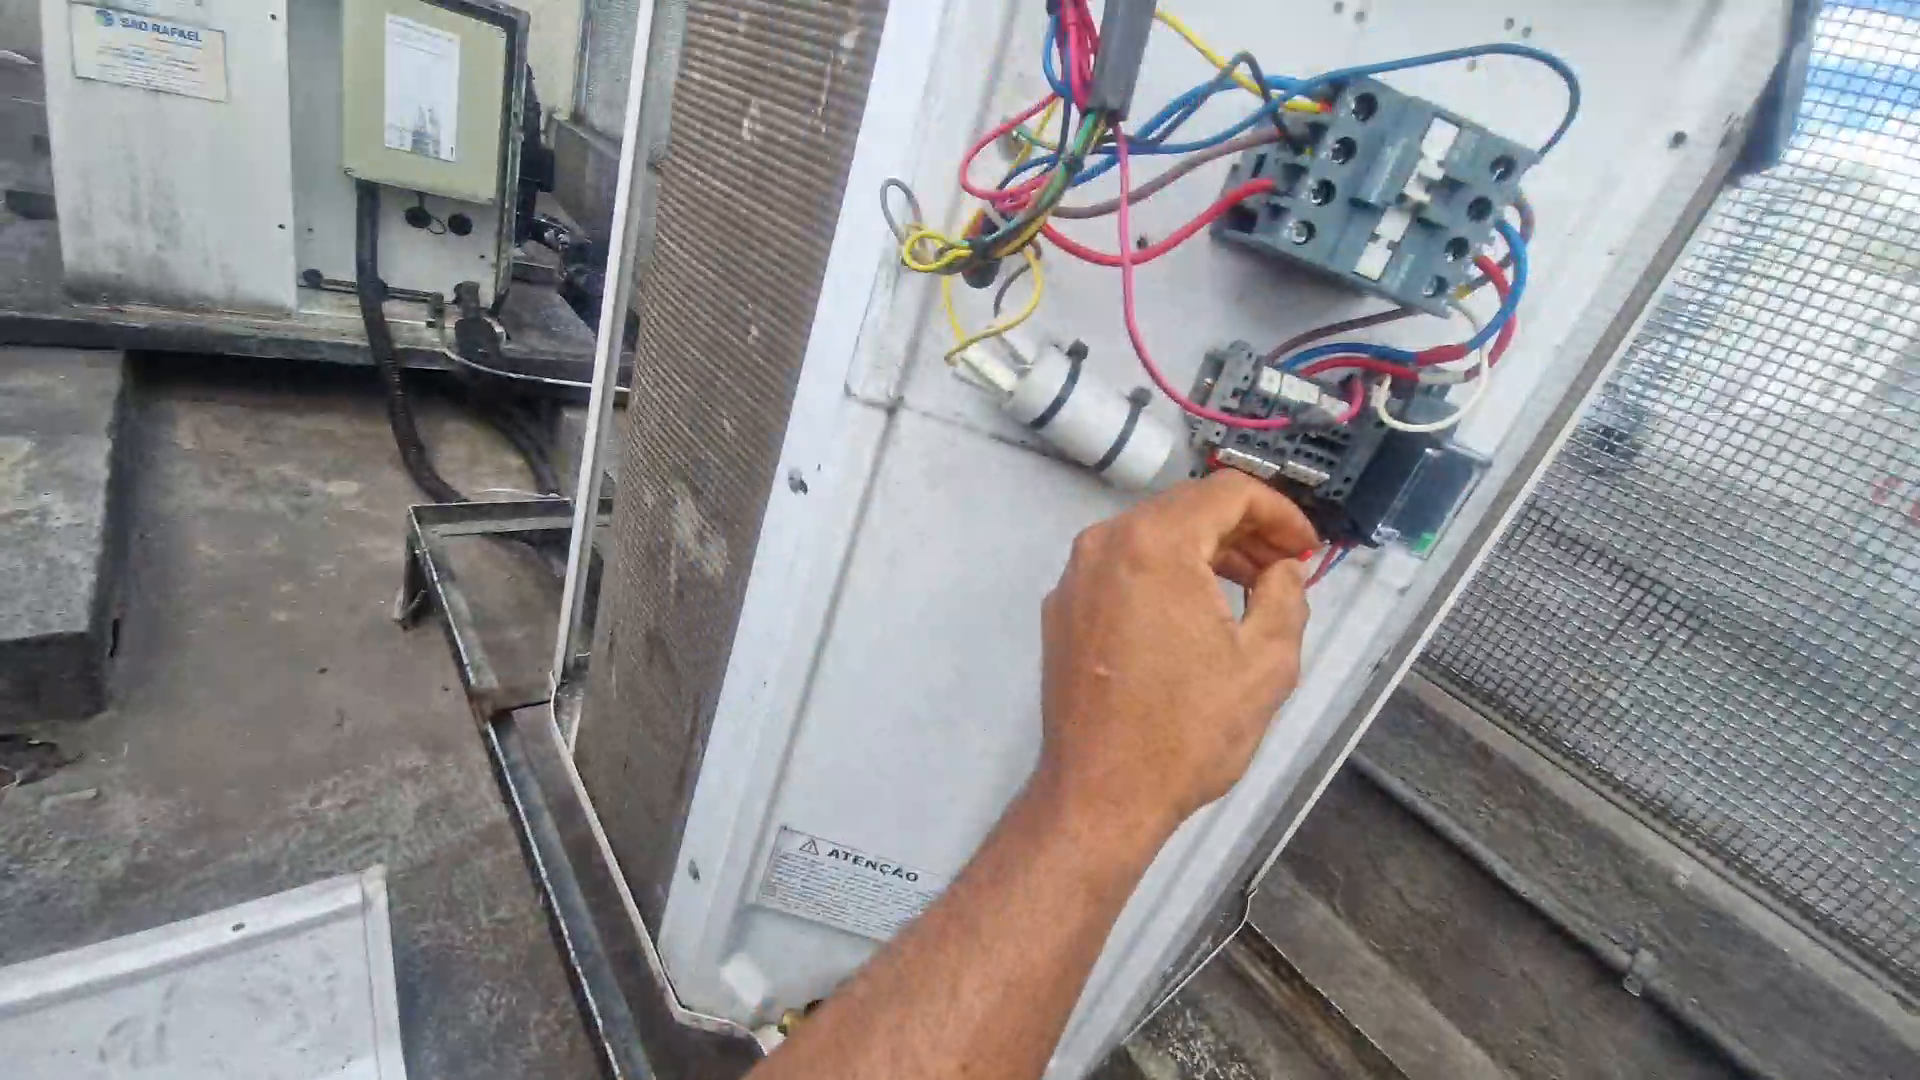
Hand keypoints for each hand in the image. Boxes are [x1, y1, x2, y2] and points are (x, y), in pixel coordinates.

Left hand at [1034, 471, 1317, 836]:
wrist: (1100, 792)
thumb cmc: (1187, 731)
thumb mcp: (1265, 663)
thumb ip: (1286, 595)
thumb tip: (1281, 568)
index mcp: (1152, 544)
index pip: (1225, 492)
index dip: (1278, 511)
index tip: (1305, 547)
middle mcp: (1101, 544)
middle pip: (1183, 509)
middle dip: (1241, 530)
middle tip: (1284, 566)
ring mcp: (1073, 577)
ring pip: (1150, 537)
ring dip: (1203, 551)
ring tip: (1248, 588)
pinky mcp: (1061, 608)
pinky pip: (1120, 569)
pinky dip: (1161, 574)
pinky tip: (1191, 611)